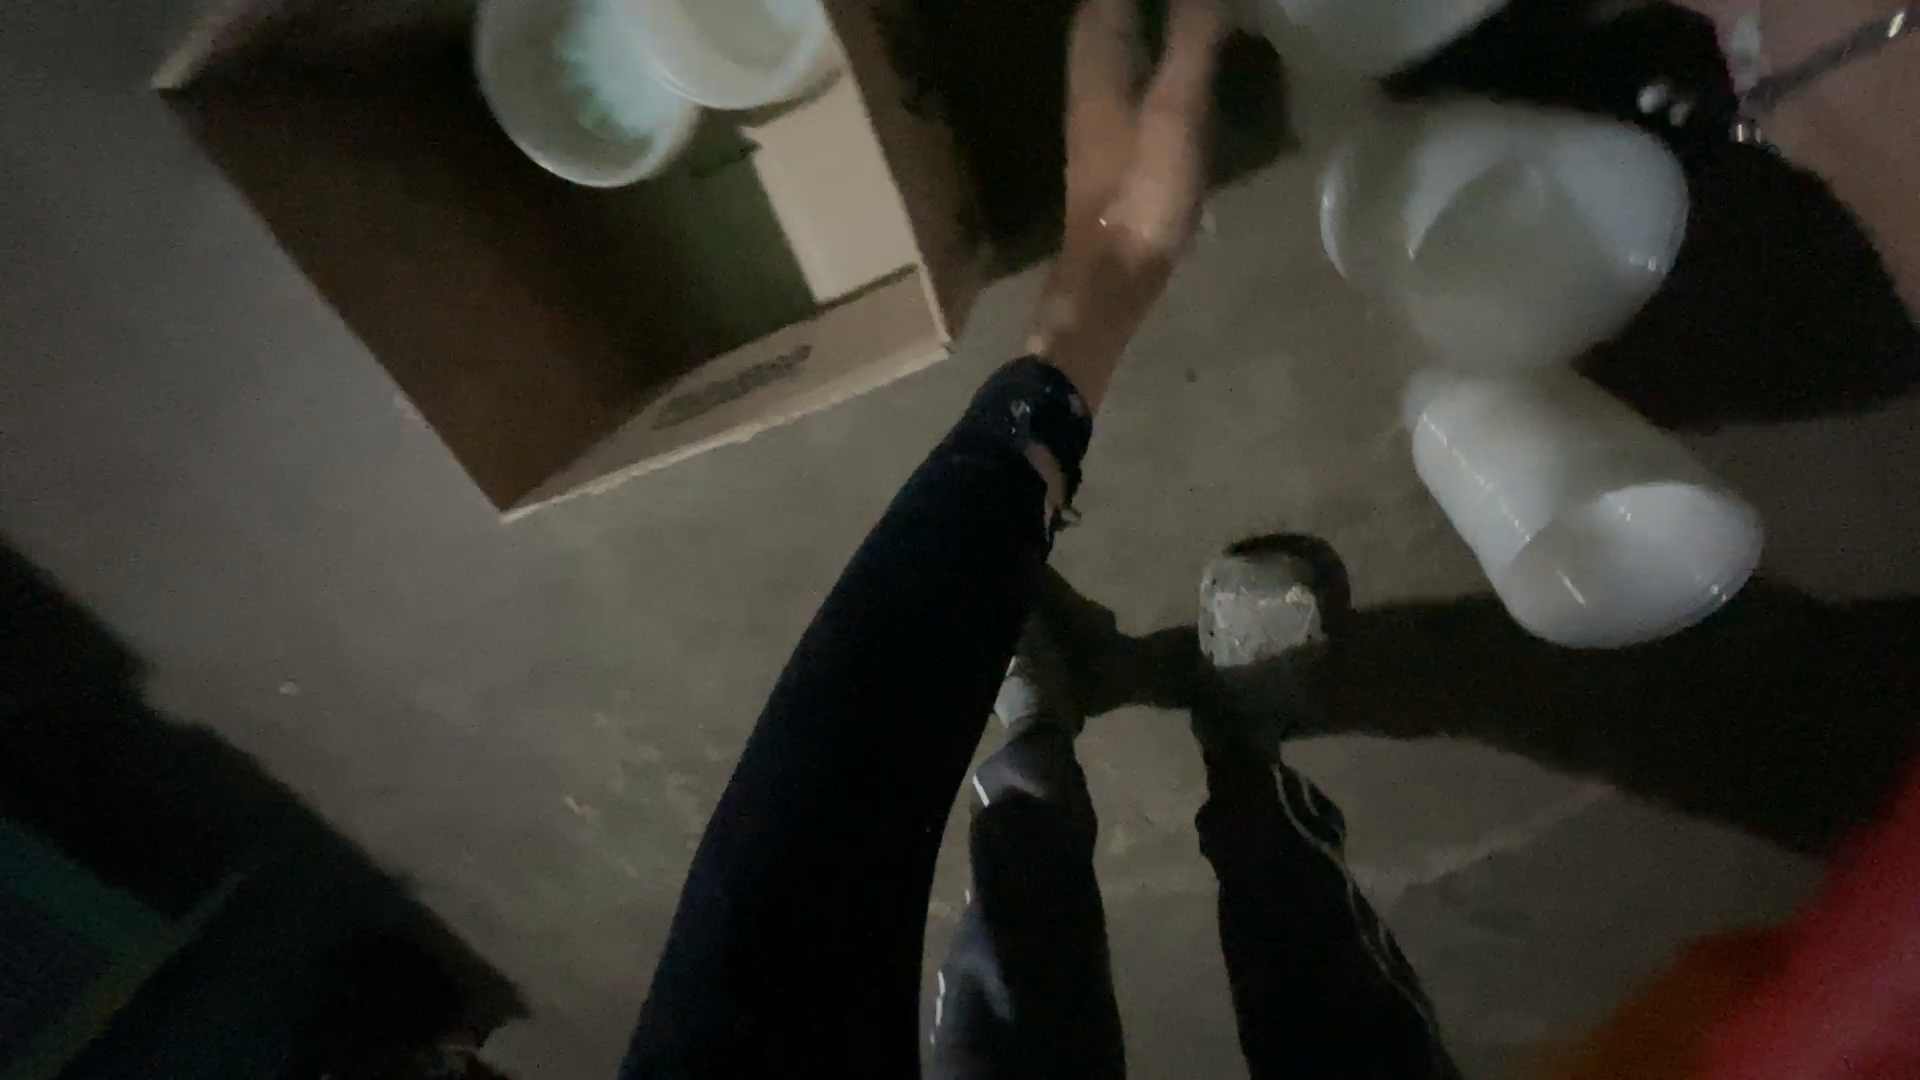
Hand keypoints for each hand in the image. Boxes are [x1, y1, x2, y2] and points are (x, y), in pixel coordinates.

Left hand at [1029, 0, 1227, 410]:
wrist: (1110, 281)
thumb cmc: (1142, 196)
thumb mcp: (1174, 111)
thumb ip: (1190, 39)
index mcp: (1098, 74)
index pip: (1102, 5)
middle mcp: (1088, 98)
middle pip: (1100, 30)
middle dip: (1126, 7)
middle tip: (1174, 5)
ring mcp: (1096, 136)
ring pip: (1112, 67)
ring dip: (1137, 37)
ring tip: (1177, 20)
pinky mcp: (1111, 168)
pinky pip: (1126, 101)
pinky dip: (1147, 76)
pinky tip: (1174, 85)